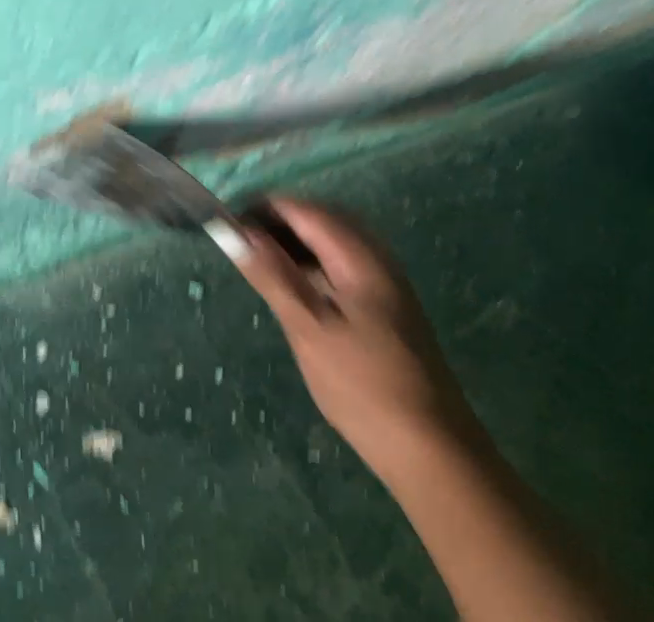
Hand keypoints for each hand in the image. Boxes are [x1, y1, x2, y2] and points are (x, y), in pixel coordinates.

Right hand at [222, 197, 479, 474]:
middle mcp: (379, 263)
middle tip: (239, 240)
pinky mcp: (385, 309)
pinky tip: (291, 285)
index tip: (225, 223)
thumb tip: (238, 233)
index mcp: (362, 261)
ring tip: (257, 260)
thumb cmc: (362, 384)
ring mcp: (385, 286)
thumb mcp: (308, 328)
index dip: (264, 209)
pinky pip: (342, 265)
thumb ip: (273, 276)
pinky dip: (311, 262)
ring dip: (294, 241)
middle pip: (324, 219)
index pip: (307, 211)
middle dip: (279, 220)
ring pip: (334, 243)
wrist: (428, 445)